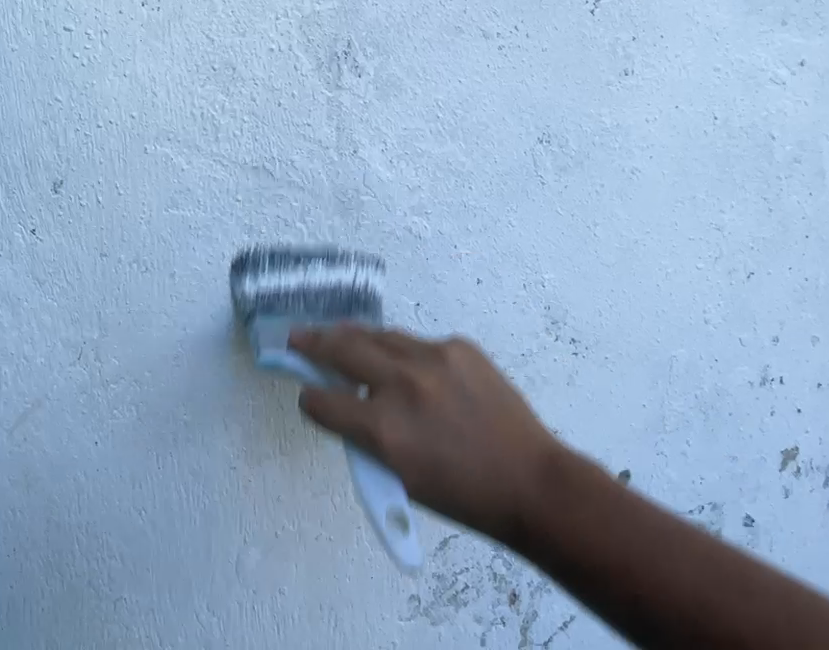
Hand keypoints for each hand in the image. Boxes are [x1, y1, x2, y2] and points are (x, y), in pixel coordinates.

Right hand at [290, 326, 560, 544]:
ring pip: (379, 336)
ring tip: (337, 334)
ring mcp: (433, 359)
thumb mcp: (399, 474)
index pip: (323, 402)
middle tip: (296, 337)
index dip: (310, 400)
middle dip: (313, 343)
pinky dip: (404, 352)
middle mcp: (402, 385)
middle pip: (341, 349)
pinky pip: (418, 343)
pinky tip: (404, 362)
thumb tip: (343, 403)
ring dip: (355, 337)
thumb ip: (365, 434)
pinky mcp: (458, 347)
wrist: (532, 483)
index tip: (307, 395)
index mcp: (383, 429)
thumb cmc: (462, 494)